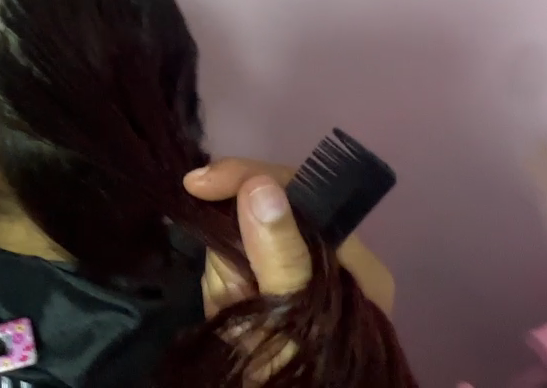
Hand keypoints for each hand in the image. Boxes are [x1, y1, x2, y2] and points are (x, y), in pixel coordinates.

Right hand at [184, 157, 395, 314]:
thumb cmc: (299, 380)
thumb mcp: (290, 323)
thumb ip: (280, 254)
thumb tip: (260, 185)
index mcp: (352, 263)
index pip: (297, 191)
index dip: (245, 178)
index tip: (195, 185)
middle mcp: (331, 262)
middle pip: (263, 213)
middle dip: (231, 248)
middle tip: (224, 294)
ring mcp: (298, 277)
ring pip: (240, 240)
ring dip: (224, 276)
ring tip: (230, 315)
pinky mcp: (272, 292)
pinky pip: (233, 267)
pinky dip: (223, 289)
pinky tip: (231, 315)